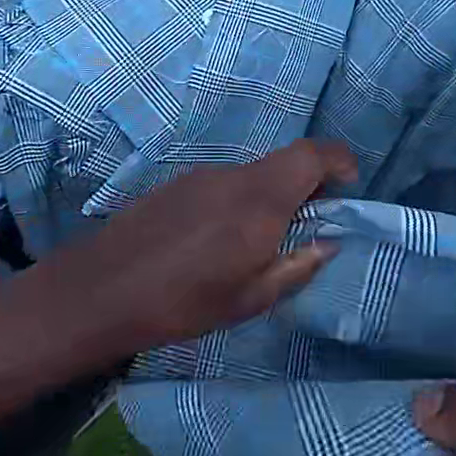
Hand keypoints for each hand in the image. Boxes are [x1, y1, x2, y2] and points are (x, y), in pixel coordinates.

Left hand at [42, 138, 358, 356]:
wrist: (106, 286)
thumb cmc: (186, 300)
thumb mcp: (252, 298)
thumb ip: (297, 264)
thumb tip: (327, 241)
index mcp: (258, 198)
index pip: (310, 155)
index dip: (337, 160)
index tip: (349, 184)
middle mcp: (232, 174)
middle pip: (282, 165)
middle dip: (304, 188)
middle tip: (306, 228)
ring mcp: (200, 174)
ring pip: (250, 176)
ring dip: (267, 199)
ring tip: (255, 245)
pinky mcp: (176, 182)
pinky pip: (221, 184)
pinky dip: (236, 202)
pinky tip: (216, 241)